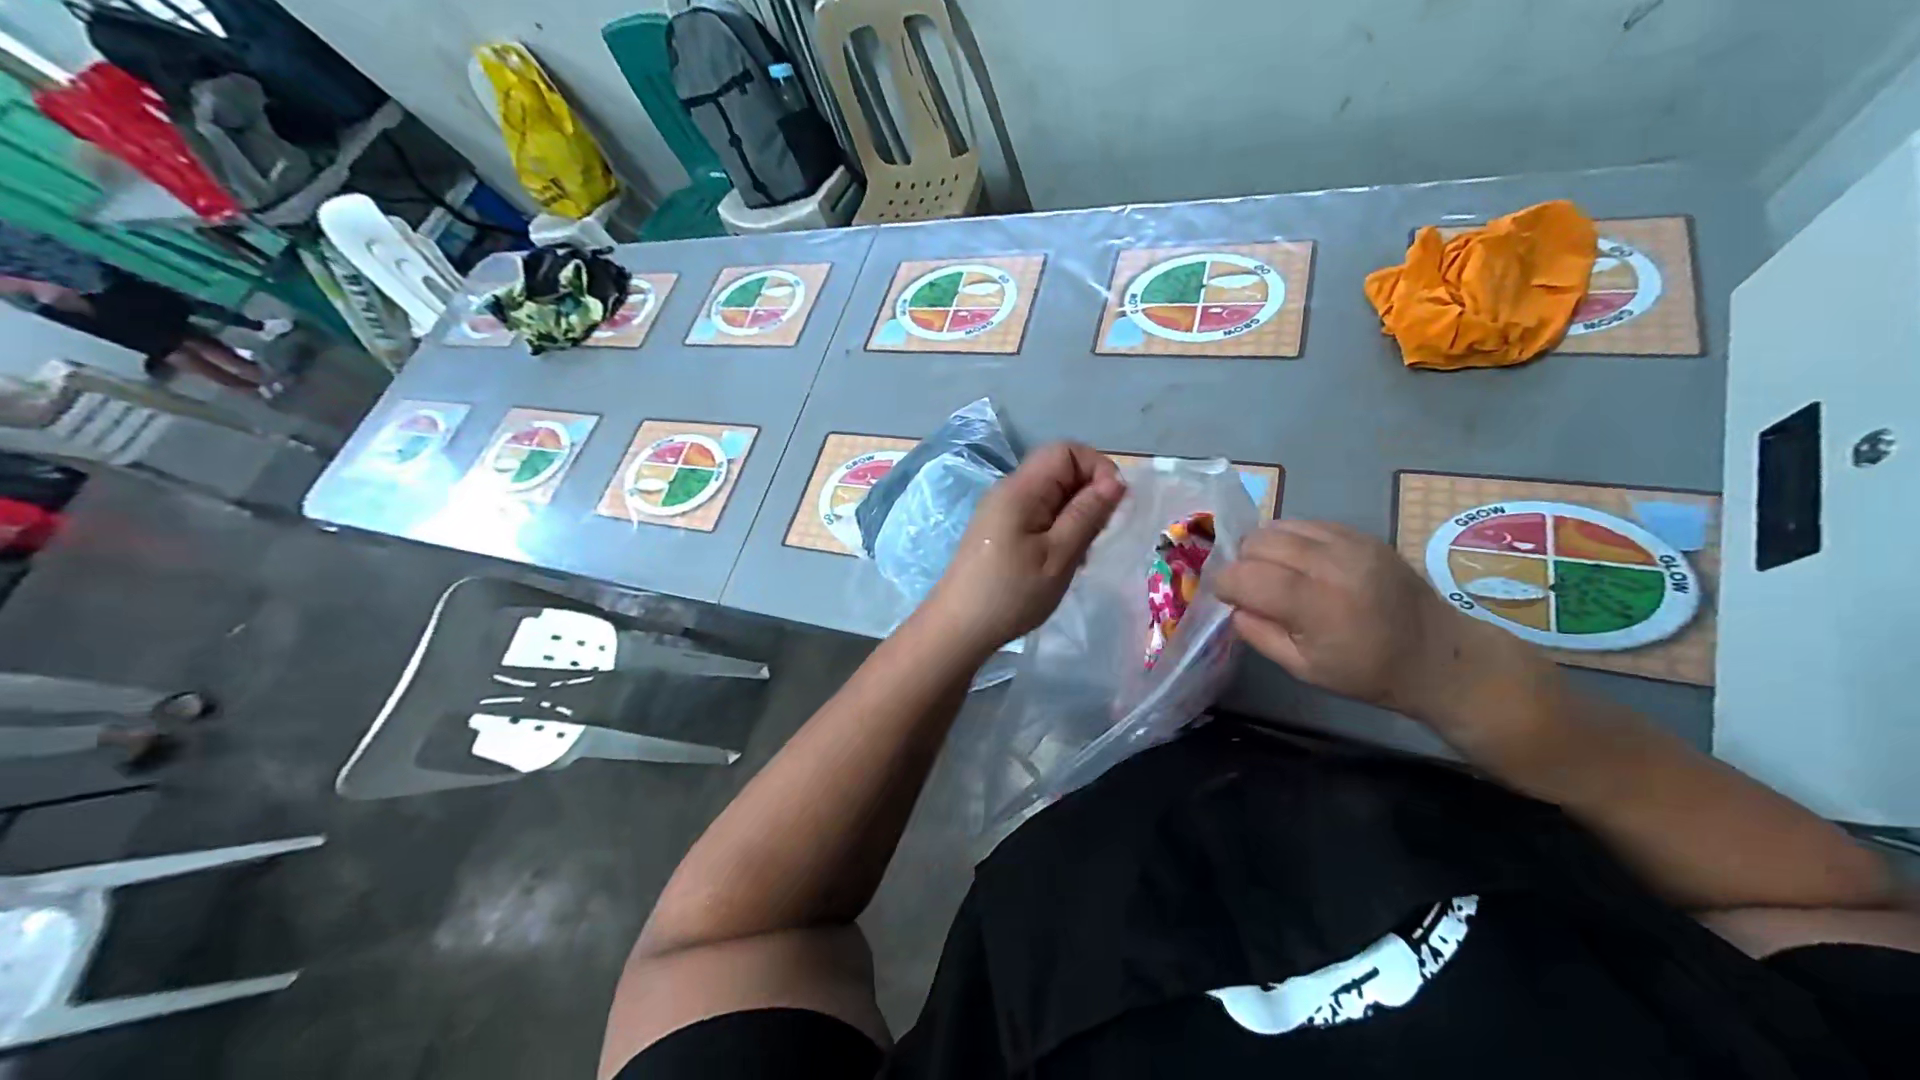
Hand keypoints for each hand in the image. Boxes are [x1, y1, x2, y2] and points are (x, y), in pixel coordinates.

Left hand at [922, 442, 1125, 653]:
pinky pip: (1038, 515)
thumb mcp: (1059, 556)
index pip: (1067, 450)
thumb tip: (1116, 481)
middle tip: (1096, 537)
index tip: (1112, 507)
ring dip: (1075, 517)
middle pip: (1059, 470)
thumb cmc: (1011, 593)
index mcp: (1020, 489)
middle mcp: (1008, 491)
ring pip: (1051, 495)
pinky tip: (1059, 562)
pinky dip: (1057, 530)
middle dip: (1088, 495)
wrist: (958, 628)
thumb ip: (1088, 514)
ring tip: (1078, 555)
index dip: (1097, 469)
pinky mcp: (998, 530)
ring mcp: (1001, 511)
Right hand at [1215, 521, 1528, 719]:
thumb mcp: (1303, 668)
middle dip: (1242, 563)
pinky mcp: (1361, 534)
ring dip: (1263, 548)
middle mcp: (1332, 564)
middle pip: (1258, 542)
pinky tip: (1299, 563)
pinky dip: (1289, 540)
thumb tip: (1234, 605)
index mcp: (1318, 605)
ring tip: (1274, 573)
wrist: (1438, 654)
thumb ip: (1259, 634)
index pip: (1247, 575)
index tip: (1225, 597)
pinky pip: (1305, 523)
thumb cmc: (1367, 672)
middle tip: (1251, 587)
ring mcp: (1349, 543)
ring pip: (1278, 526)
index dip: (1224, 583)